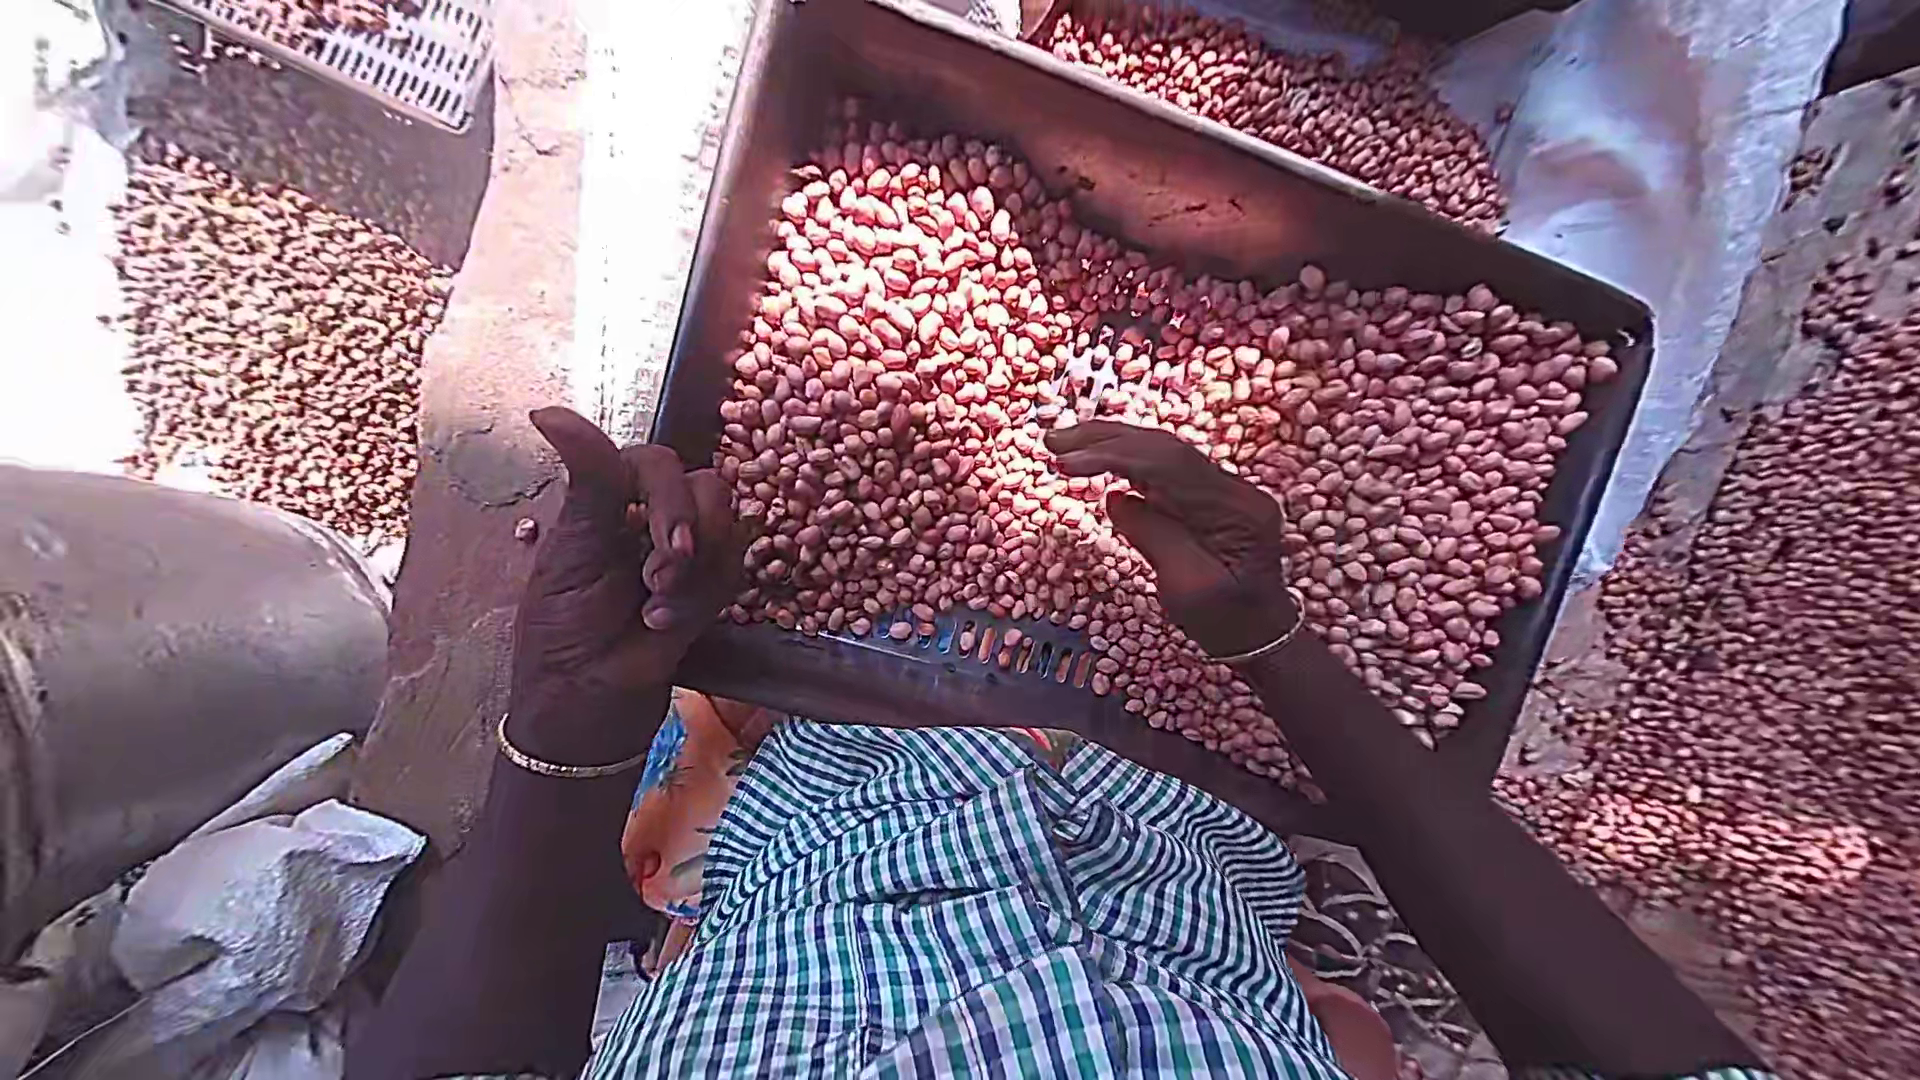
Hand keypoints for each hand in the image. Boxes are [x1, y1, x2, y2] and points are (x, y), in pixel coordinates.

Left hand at [511, 408, 752, 750]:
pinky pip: (734, 570)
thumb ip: (590, 483)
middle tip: (658, 578)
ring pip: (730, 527)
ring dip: (697, 573)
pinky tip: (666, 624)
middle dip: (690, 534)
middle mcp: (655, 516)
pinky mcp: (711, 583)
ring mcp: (689, 550)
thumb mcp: (573, 551)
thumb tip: (548, 410)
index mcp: (613, 499)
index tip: (667, 542)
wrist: (589, 699)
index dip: (670, 497)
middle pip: (709, 488)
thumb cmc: (564, 626)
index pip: (662, 463)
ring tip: (654, 608)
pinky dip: (703, 600)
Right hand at [1045, 420, 1296, 656]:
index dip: (1112, 456)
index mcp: (1235, 509)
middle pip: (1164, 447)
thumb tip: (1116, 497)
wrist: (1262, 637)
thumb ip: (1153, 536)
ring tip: (1065, 445)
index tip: (1065, 462)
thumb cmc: (1226, 622)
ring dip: (1110, 444)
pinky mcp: (1204, 498)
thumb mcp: (1187, 588)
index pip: (1167, 465)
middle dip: (1105, 439)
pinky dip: (1124, 461)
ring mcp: (1220, 491)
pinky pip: (1161, 469)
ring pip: (1161, 452)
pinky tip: (1096, 459)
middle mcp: (1232, 489)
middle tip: (1054, 440)